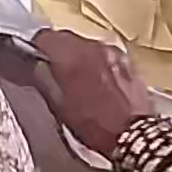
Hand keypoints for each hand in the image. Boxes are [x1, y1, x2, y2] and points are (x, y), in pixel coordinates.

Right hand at [29, 29, 150, 156]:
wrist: (135, 135)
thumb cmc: (94, 126)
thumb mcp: (58, 107)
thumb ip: (43, 79)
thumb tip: (37, 65)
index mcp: (70, 58)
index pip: (45, 36)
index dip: (37, 47)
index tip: (36, 58)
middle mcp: (91, 47)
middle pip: (66, 37)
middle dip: (58, 50)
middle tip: (56, 70)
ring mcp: (111, 51)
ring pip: (86, 44)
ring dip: (79, 55)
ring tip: (80, 78)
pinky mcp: (127, 59)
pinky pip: (104, 52)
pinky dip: (97, 61)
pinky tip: (99, 80)